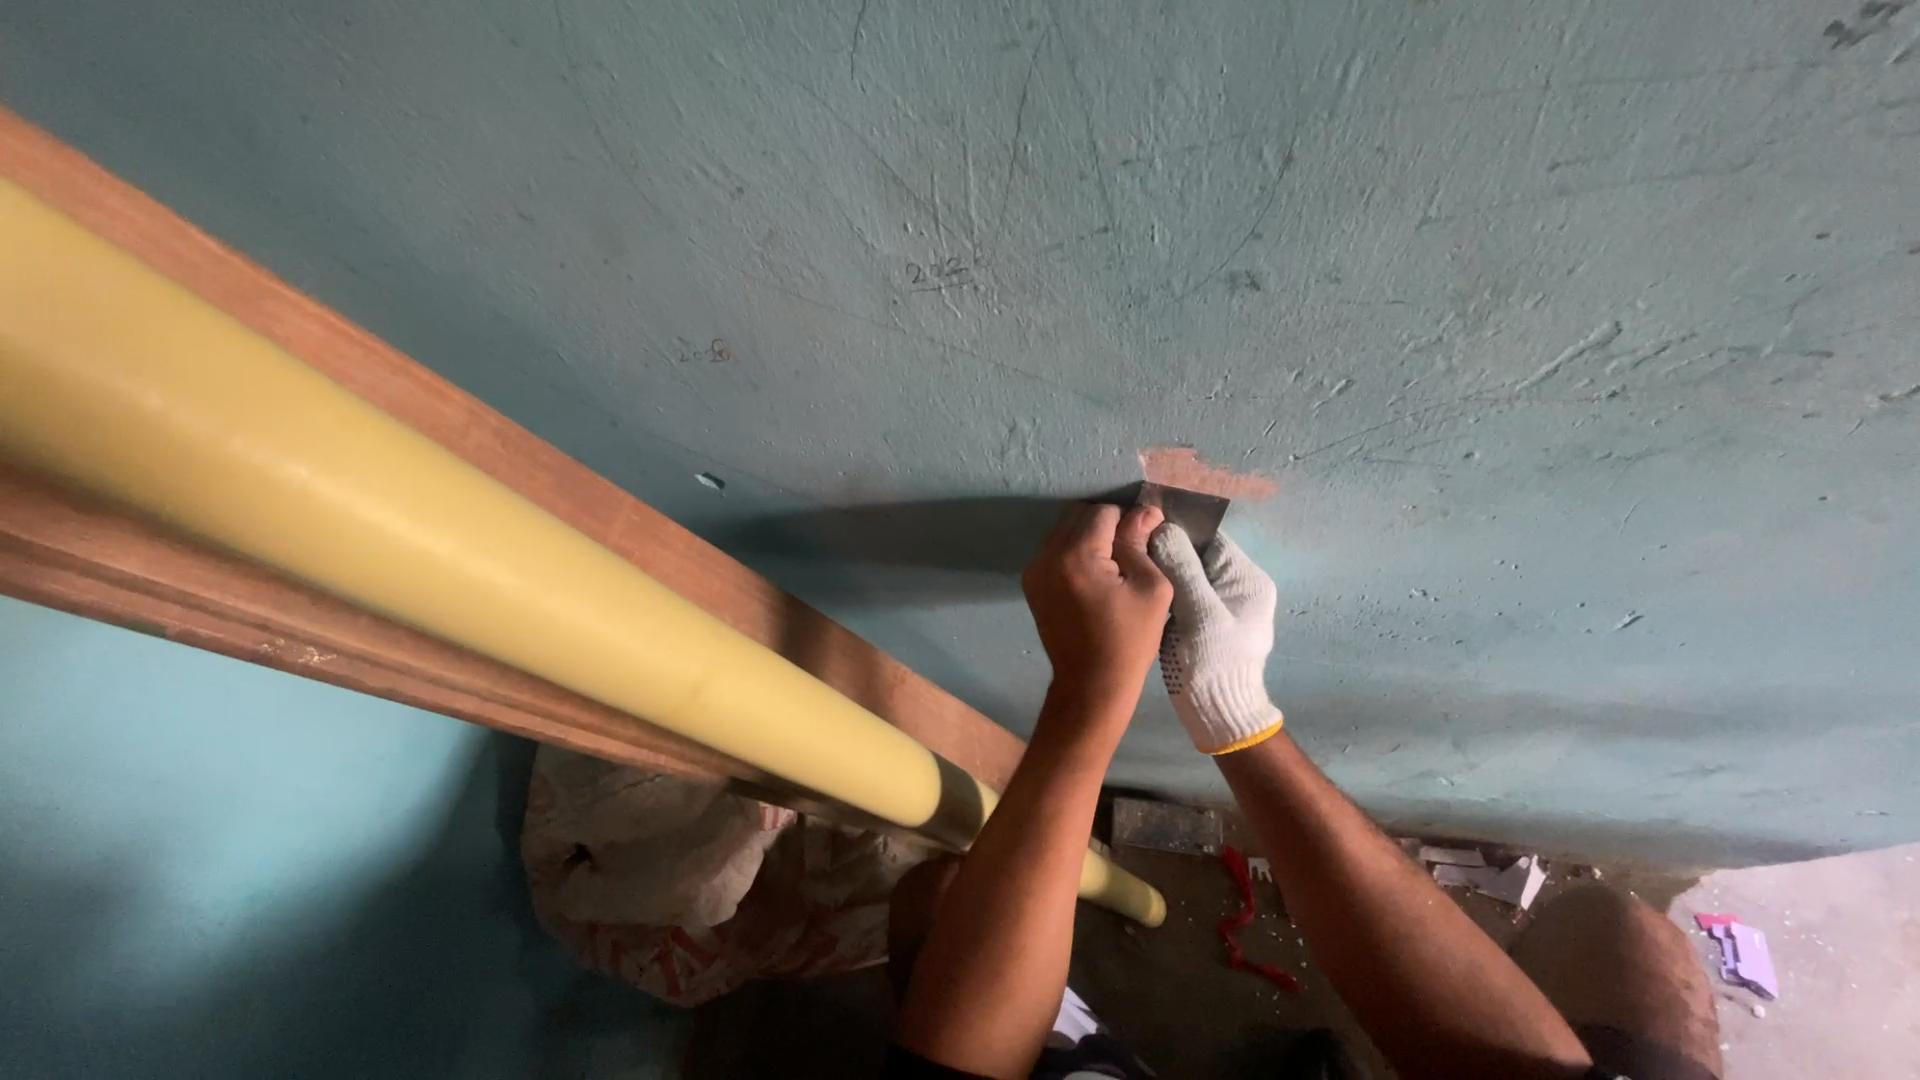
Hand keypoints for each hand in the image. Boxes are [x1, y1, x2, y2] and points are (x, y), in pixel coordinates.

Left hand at [1021, 503, 1172, 707]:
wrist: (1091, 683)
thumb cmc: (1129, 640)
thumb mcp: (1150, 588)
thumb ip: (1140, 543)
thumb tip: (1144, 512)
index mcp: (1077, 556)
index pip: (1102, 512)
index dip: (1127, 521)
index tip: (1144, 540)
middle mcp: (1047, 556)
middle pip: (1078, 514)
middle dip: (1105, 524)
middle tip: (1128, 552)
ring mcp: (1034, 570)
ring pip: (1063, 530)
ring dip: (1088, 537)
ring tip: (1111, 566)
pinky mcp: (1031, 583)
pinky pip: (1053, 550)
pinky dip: (1073, 552)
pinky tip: (1092, 577)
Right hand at [1147, 525, 1282, 753]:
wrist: (1219, 713)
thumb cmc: (1213, 662)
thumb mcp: (1197, 612)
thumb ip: (1181, 567)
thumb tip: (1162, 527)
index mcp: (1246, 578)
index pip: (1207, 538)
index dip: (1175, 533)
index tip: (1141, 535)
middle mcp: (1238, 586)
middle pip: (1195, 554)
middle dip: (1165, 554)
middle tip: (1132, 556)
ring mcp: (1222, 605)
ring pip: (1186, 574)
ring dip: (1162, 574)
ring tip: (1132, 573)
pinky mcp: (1206, 622)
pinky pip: (1182, 595)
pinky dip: (1163, 593)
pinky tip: (1141, 595)